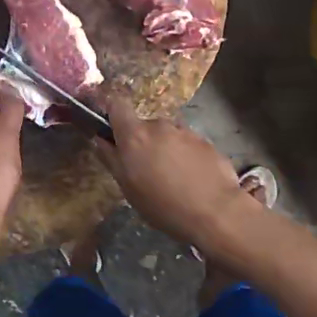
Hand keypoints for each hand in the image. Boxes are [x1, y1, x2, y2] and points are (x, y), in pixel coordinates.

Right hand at [95, 98, 254, 246]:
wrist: (215, 211)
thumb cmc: (163, 205)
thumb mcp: (129, 189)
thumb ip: (112, 160)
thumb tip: (101, 140)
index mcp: (136, 135)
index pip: (117, 105)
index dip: (113, 111)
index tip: (113, 127)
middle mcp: (161, 126)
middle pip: (145, 127)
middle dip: (145, 143)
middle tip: (149, 171)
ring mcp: (187, 132)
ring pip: (169, 136)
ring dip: (167, 149)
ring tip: (175, 178)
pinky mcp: (207, 142)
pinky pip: (189, 145)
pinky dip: (187, 156)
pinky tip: (193, 179)